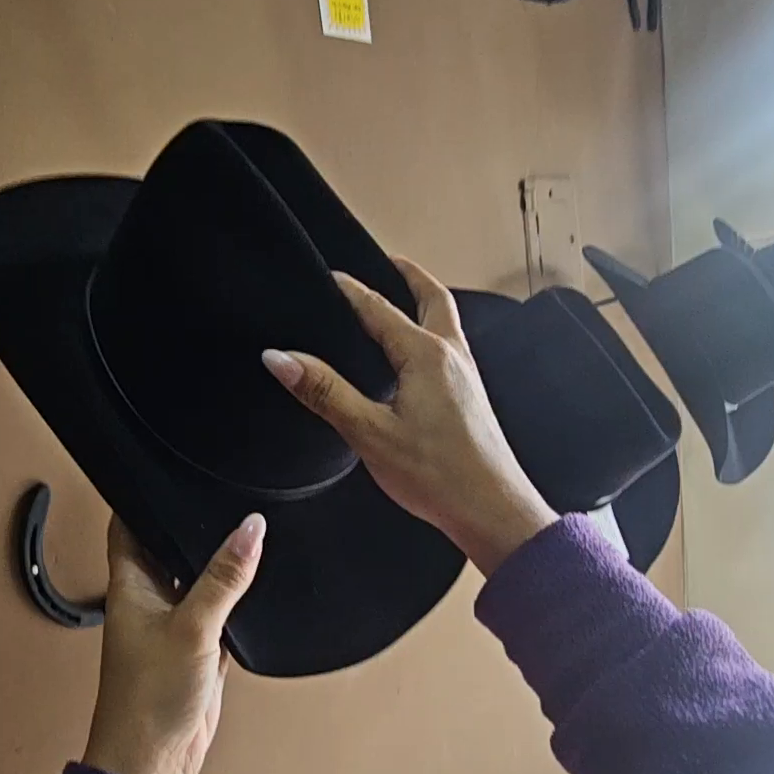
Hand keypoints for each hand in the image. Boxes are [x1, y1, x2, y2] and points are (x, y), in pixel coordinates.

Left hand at [81, 514, 264, 773]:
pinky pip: (219, 609)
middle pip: (169, 546)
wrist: (154, 763)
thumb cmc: (148, 699)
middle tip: (224, 489)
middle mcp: (150, 597)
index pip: (128, 524)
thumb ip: (224, 577)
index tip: (168, 466)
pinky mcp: (199, 646)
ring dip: (217, 560)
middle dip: (191, 523)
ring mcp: (175, 621)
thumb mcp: (192, 627)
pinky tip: (257, 581)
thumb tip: (251, 527)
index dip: (142, 495)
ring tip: (248, 527)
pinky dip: (235, 597)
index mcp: (130, 584)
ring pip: (198, 577)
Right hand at [261, 257, 556, 574]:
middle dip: (406, 275)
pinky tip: (413, 356)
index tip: (327, 276)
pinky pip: (449, 347)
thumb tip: (281, 356)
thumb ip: (325, 391)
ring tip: (397, 298)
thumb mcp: (369, 432)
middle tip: (383, 262)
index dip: (349, 290)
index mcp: (426, 355)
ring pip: (445, 322)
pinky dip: (430, 332)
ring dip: (422, 302)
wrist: (492, 511)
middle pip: (431, 298)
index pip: (379, 308)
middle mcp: (452, 356)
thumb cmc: (437, 475)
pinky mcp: (469, 397)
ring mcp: (466, 376)